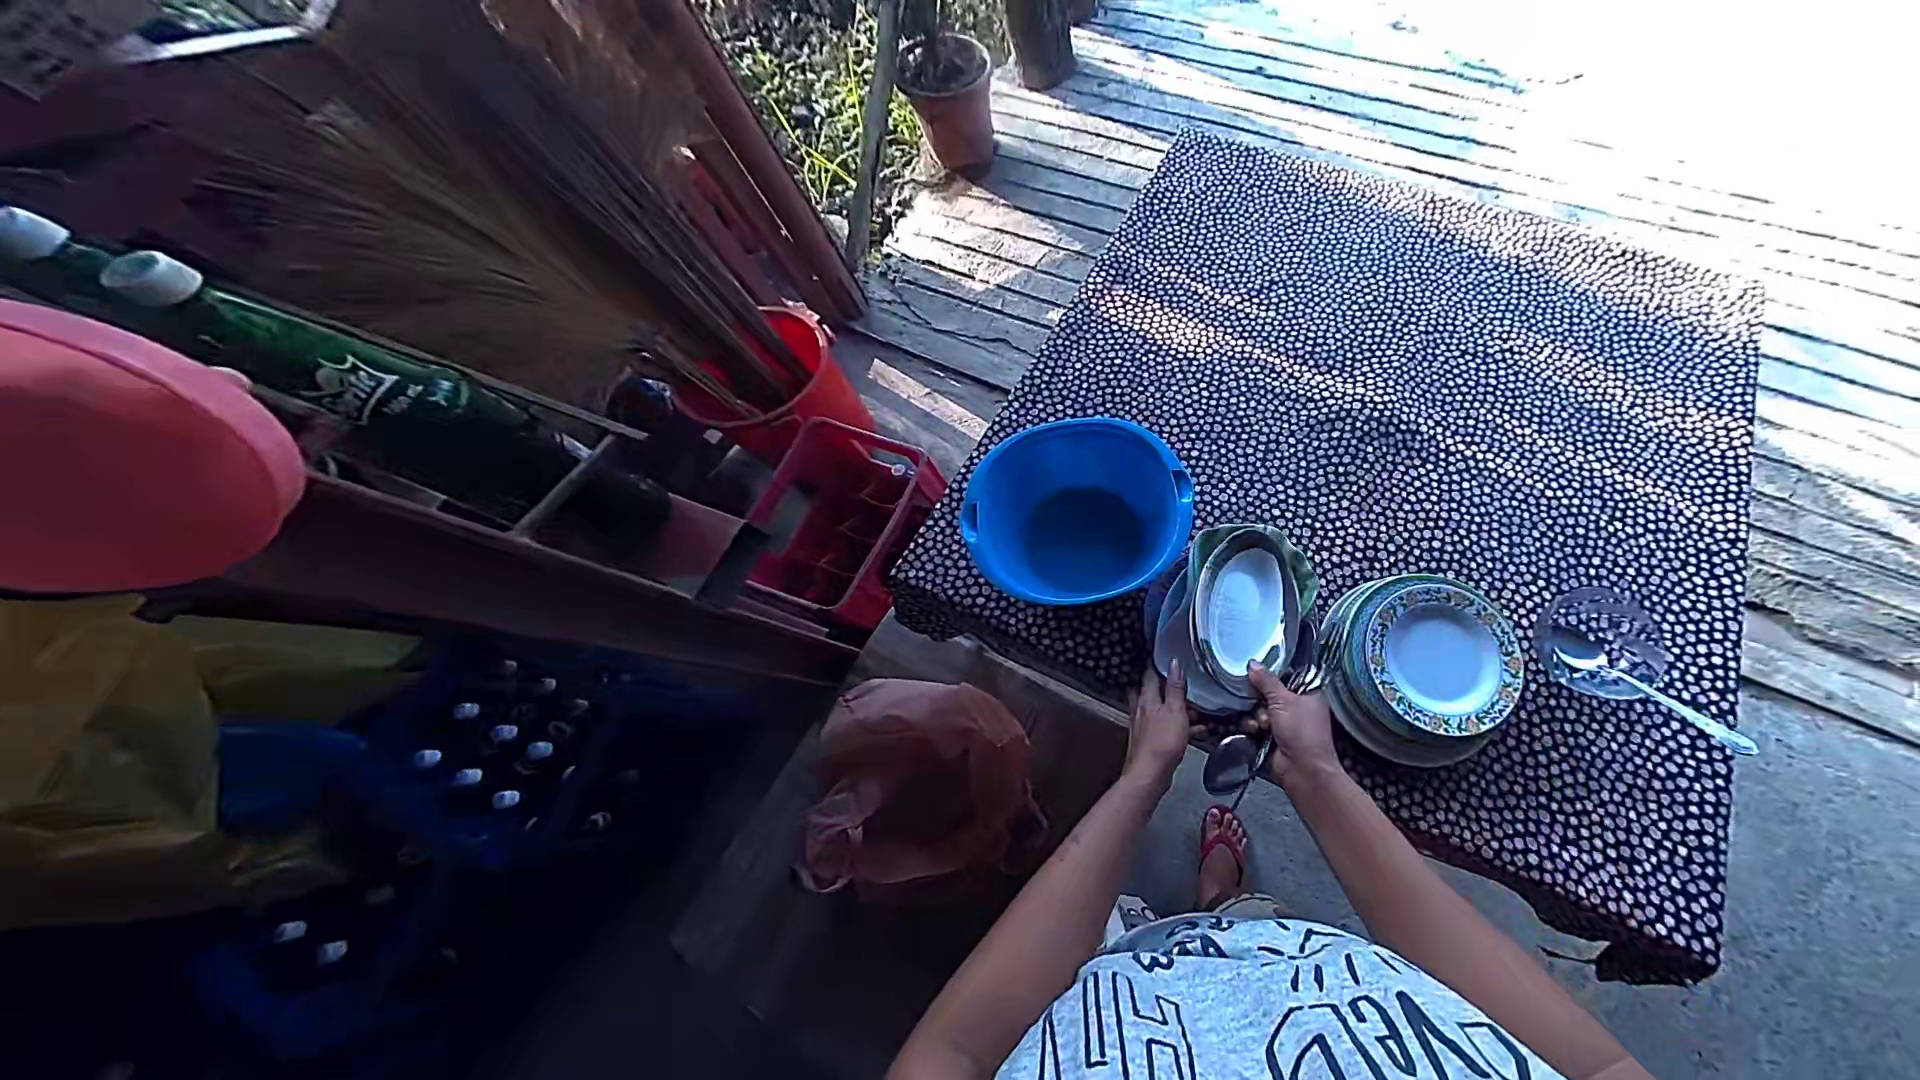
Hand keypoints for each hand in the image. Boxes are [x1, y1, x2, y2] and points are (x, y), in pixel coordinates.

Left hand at [1124, 662, 1191, 789]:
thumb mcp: (1175, 711)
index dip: (1157, 664)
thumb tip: (1173, 663)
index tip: (1167, 658)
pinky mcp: (1150, 740)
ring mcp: (1144, 724)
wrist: (1150, 773)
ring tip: (1196, 708)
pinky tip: (1197, 730)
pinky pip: (1167, 727)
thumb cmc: (1162, 742)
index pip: (1149, 674)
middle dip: (1167, 686)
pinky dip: (1180, 726)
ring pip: (1161, 710)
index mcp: (1146, 698)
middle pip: (1153, 691)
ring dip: (1177, 708)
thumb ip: (1175, 687)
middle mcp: (1141, 708)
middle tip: (1183, 683)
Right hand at [1245, 661, 1342, 788]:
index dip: (1271, 674)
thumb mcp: (1284, 701)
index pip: (1287, 675)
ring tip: (1262, 724)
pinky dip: (1253, 726)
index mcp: (1308, 693)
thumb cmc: (1301, 732)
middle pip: (1268, 692)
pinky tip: (1256, 731)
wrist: (1303, 770)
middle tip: (1260, 703)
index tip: (1256, 674)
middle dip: (1260, 698)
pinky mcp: (1272, 735)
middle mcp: (1297, 706)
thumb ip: (1266, 681)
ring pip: (1259, 707)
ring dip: (1257, 715)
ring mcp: (1285, 721)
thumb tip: (1252, 663)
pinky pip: (1256, 722)